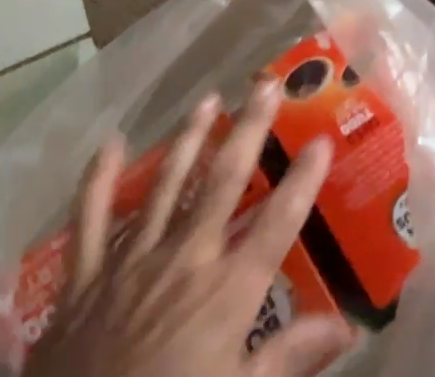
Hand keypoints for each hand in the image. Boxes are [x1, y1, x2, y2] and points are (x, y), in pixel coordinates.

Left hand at [27, 79, 357, 376]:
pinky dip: (98, 179)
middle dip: (248, 129)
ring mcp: (132, 261)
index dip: (303, 180)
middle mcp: (185, 259)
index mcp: (228, 291)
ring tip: (208, 99)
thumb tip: (349, 326)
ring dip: (188, 139)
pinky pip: (89, 217)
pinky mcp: (85, 275)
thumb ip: (292, 355)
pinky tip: (109, 142)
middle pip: (223, 182)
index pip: (278, 223)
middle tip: (266, 85)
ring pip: (165, 185)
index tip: (322, 140)